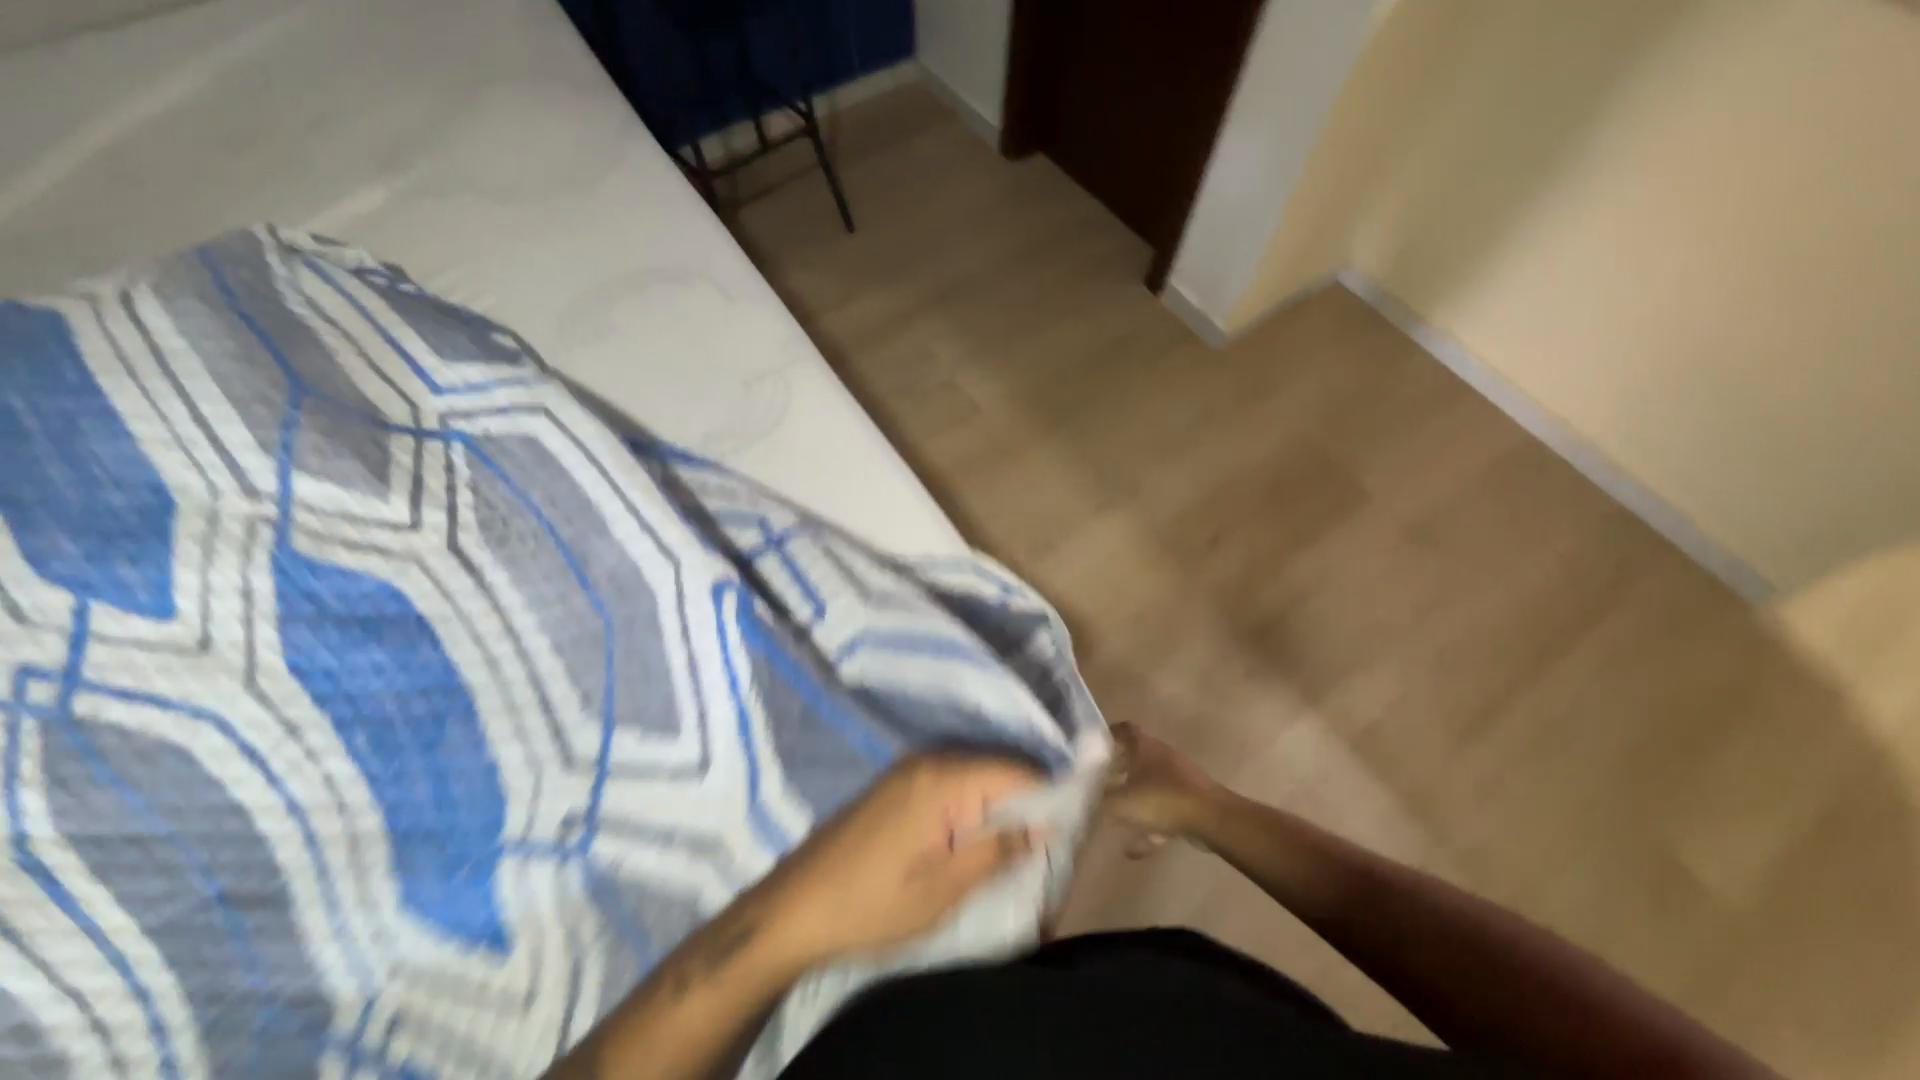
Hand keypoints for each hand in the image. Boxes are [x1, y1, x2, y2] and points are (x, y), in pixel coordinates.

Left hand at [756, 753, 1043, 965]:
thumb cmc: (871, 905)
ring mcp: (907, 773)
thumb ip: (998, 851)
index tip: (1068, 839)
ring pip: (974, 783)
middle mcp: (928, 761)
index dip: (1050, 800)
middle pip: (998, 773)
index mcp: (943, 778)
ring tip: (1011, 860)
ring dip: (996, 816)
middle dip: (1025, 810)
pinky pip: (949, 790)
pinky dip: (969, 815)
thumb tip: (1044, 826)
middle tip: (1042, 856)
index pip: (1019, 771)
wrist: (792, 911)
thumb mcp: (943, 888)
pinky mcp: (893, 789)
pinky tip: (972, 849)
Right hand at [1102, 722, 1221, 857]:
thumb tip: (1089, 800)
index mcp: (1145, 748)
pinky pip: (1164, 811)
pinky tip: (1135, 850)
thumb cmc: (1161, 800)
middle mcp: (1162, 757)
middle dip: (1118, 770)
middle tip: (1100, 782)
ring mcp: (1179, 779)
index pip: (1125, 730)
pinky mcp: (1190, 801)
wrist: (1211, 819)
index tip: (1094, 746)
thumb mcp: (1122, 803)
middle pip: (1137, 758)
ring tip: (1115, 819)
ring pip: (1150, 786)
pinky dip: (1150, 827)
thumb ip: (1102, 802)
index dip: (1109, 734)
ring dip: (1135, 800)